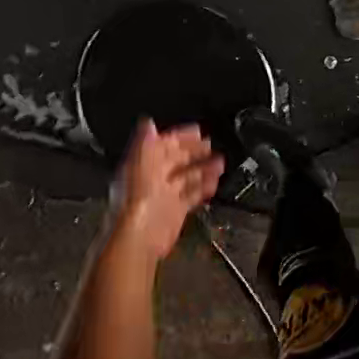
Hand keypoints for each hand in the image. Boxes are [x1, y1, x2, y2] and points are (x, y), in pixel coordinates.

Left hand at [109, 119, 224, 261]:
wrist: (140, 236)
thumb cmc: (138, 198)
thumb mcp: (141, 163)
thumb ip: (146, 142)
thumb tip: (148, 122)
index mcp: (143, 164)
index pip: (163, 145)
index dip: (180, 137)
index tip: (198, 131)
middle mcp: (153, 178)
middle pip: (176, 160)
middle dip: (194, 151)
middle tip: (211, 144)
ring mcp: (165, 195)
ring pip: (187, 177)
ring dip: (203, 168)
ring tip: (220, 162)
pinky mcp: (176, 210)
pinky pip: (192, 195)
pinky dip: (204, 187)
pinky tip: (215, 181)